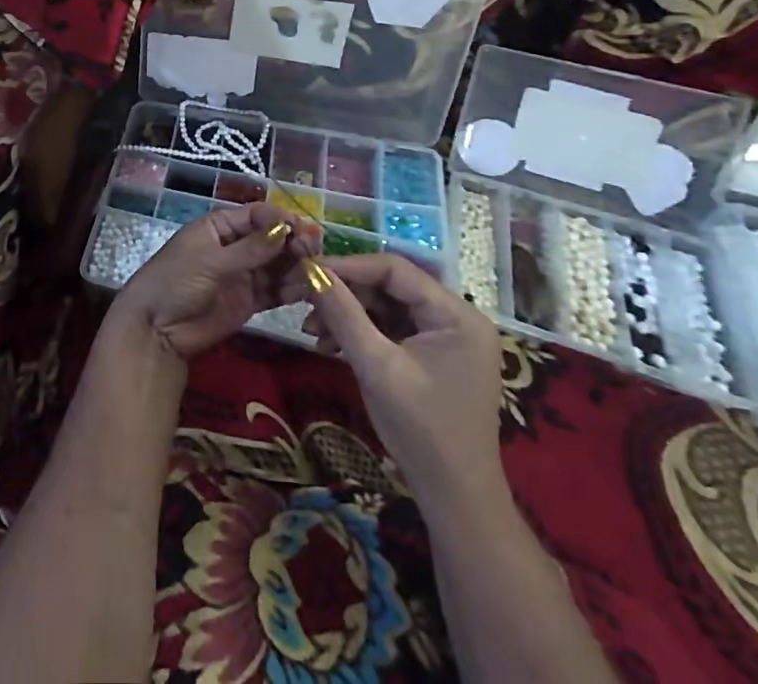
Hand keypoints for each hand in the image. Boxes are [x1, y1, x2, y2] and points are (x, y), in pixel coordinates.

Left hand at [112, 202, 320, 358]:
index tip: (303, 230)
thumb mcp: (210, 262)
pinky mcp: (249, 300)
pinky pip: (276, 290)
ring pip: (278, 265)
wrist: (155, 329)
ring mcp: (242, 274)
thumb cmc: (174, 283)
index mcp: (218, 227)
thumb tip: (285, 229)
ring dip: (297, 267)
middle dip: (294, 243)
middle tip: (313, 253)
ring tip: (316, 272)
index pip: (257, 215)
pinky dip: (292, 290)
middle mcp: (233, 247)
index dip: (280, 220)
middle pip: (273, 239)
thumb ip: (249, 249)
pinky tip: (308, 290)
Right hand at [281, 253, 506, 502]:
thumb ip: (344, 314)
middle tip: (301, 302)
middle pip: (390, 287)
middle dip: (344, 294)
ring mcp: (445, 338)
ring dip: (346, 315)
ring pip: (386, 308)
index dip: (347, 267)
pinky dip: (359, 333)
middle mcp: (456, 318)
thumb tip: (312, 273)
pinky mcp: (431, 356)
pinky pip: (390, 330)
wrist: (452, 491)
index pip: (395, 270)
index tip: (305, 272)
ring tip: (310, 332)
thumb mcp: (375, 365)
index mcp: (456, 315)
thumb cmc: (419, 426)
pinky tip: (329, 346)